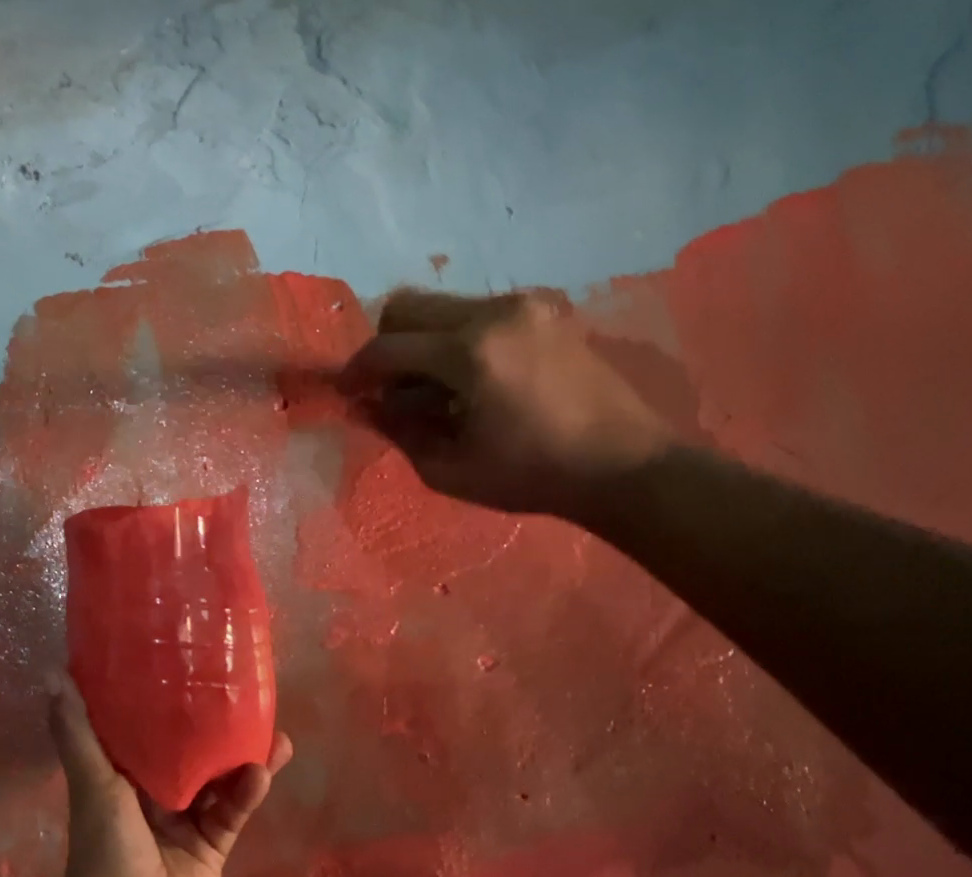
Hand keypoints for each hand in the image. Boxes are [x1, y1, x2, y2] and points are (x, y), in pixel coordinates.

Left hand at [46, 671, 292, 876]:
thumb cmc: (105, 850)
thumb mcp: (91, 783)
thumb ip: (77, 732)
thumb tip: (54, 673)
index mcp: (117, 778)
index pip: (140, 729)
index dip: (159, 701)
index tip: (184, 666)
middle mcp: (150, 795)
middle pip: (186, 752)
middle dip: (212, 728)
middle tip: (242, 697)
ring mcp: (183, 822)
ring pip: (217, 780)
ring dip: (242, 758)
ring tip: (273, 731)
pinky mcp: (211, 848)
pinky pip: (232, 813)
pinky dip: (247, 794)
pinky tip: (263, 772)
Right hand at [339, 288, 677, 518]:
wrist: (625, 466)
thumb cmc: (532, 476)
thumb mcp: (449, 469)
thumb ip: (399, 432)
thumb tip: (368, 406)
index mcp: (470, 353)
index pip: (387, 349)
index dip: (356, 372)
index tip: (345, 394)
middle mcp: (494, 314)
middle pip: (407, 306)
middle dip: (386, 345)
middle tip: (389, 388)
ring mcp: (524, 307)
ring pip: (442, 306)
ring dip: (422, 342)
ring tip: (433, 390)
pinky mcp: (545, 313)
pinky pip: (477, 313)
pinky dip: (456, 339)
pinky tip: (470, 380)